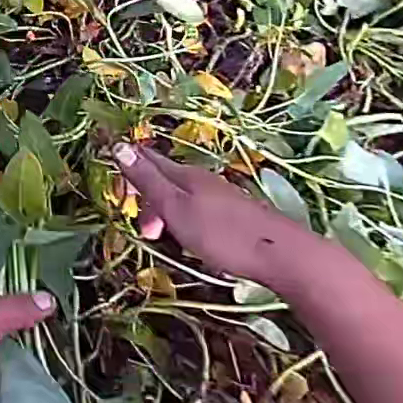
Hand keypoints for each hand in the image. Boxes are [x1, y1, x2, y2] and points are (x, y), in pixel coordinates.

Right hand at [113, 142, 325, 289]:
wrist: (286, 256)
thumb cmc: (222, 234)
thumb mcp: (175, 207)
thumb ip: (147, 179)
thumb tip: (119, 145)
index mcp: (184, 174)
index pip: (146, 159)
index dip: (127, 169)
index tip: (116, 192)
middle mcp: (201, 179)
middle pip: (163, 179)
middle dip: (146, 200)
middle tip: (144, 232)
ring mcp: (220, 195)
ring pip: (181, 196)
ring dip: (164, 213)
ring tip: (165, 239)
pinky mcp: (235, 214)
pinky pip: (197, 208)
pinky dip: (184, 220)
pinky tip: (192, 240)